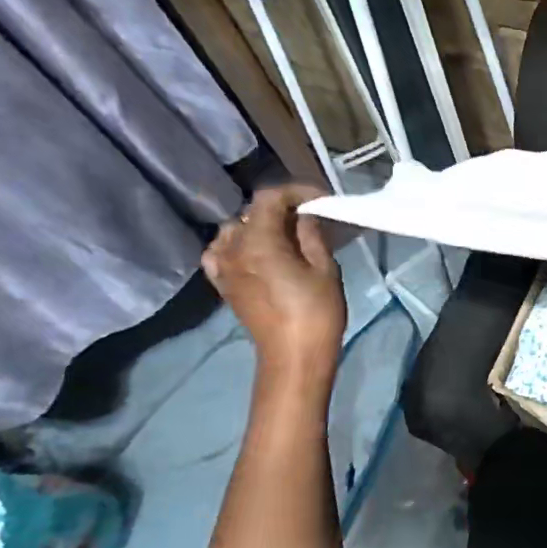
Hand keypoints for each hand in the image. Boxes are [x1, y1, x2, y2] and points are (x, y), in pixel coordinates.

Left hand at [203, 185, 345, 375]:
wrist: (293, 356)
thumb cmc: (316, 312)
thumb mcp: (324, 269)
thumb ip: (311, 235)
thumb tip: (304, 215)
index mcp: (258, 241)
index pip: (269, 197)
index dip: (296, 191)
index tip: (320, 199)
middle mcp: (232, 247)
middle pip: (252, 212)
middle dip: (281, 209)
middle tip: (310, 218)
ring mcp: (222, 266)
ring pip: (236, 229)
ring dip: (260, 226)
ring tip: (285, 235)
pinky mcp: (222, 283)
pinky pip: (222, 251)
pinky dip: (238, 244)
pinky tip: (256, 252)